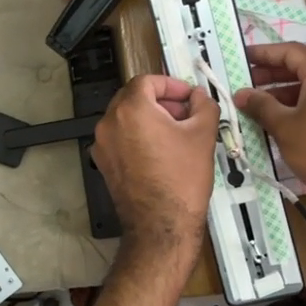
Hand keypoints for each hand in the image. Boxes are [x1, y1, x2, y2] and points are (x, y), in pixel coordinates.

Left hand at [92, 74, 219, 251]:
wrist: (161, 224)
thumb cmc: (182, 178)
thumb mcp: (203, 134)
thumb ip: (203, 105)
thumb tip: (199, 97)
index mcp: (130, 109)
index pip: (147, 81)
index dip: (171, 85)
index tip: (188, 97)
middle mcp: (109, 122)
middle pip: (133, 98)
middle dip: (160, 101)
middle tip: (185, 113)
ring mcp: (102, 144)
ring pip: (125, 118)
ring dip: (149, 118)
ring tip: (175, 134)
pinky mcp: (103, 163)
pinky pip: (120, 138)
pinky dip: (137, 136)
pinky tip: (160, 151)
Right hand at [232, 42, 305, 201]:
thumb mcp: (284, 127)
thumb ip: (260, 105)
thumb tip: (242, 94)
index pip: (290, 51)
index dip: (264, 53)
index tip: (244, 57)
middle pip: (304, 67)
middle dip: (274, 74)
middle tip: (249, 84)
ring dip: (287, 92)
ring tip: (263, 106)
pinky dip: (305, 104)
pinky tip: (288, 121)